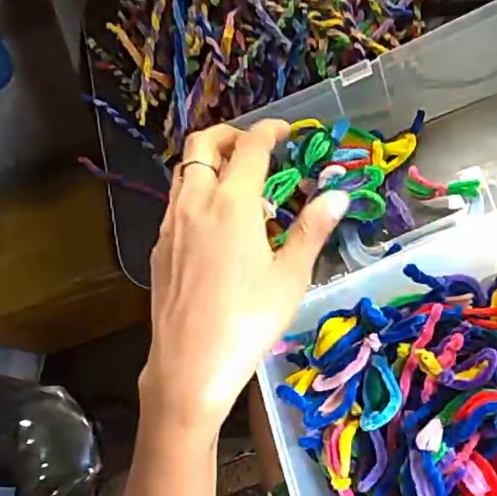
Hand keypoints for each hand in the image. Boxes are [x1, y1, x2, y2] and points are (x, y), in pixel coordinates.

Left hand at [142, 121, 349, 434]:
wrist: (190, 364)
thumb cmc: (249, 321)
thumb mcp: (291, 277)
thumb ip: (312, 229)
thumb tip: (338, 193)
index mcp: (232, 203)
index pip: (250, 147)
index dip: (270, 131)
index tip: (286, 131)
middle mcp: (195, 203)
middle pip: (202, 144)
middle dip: (230, 135)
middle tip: (256, 148)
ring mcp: (170, 225)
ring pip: (184, 173)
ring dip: (210, 164)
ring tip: (239, 189)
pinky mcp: (158, 249)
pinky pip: (176, 204)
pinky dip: (197, 195)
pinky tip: (216, 228)